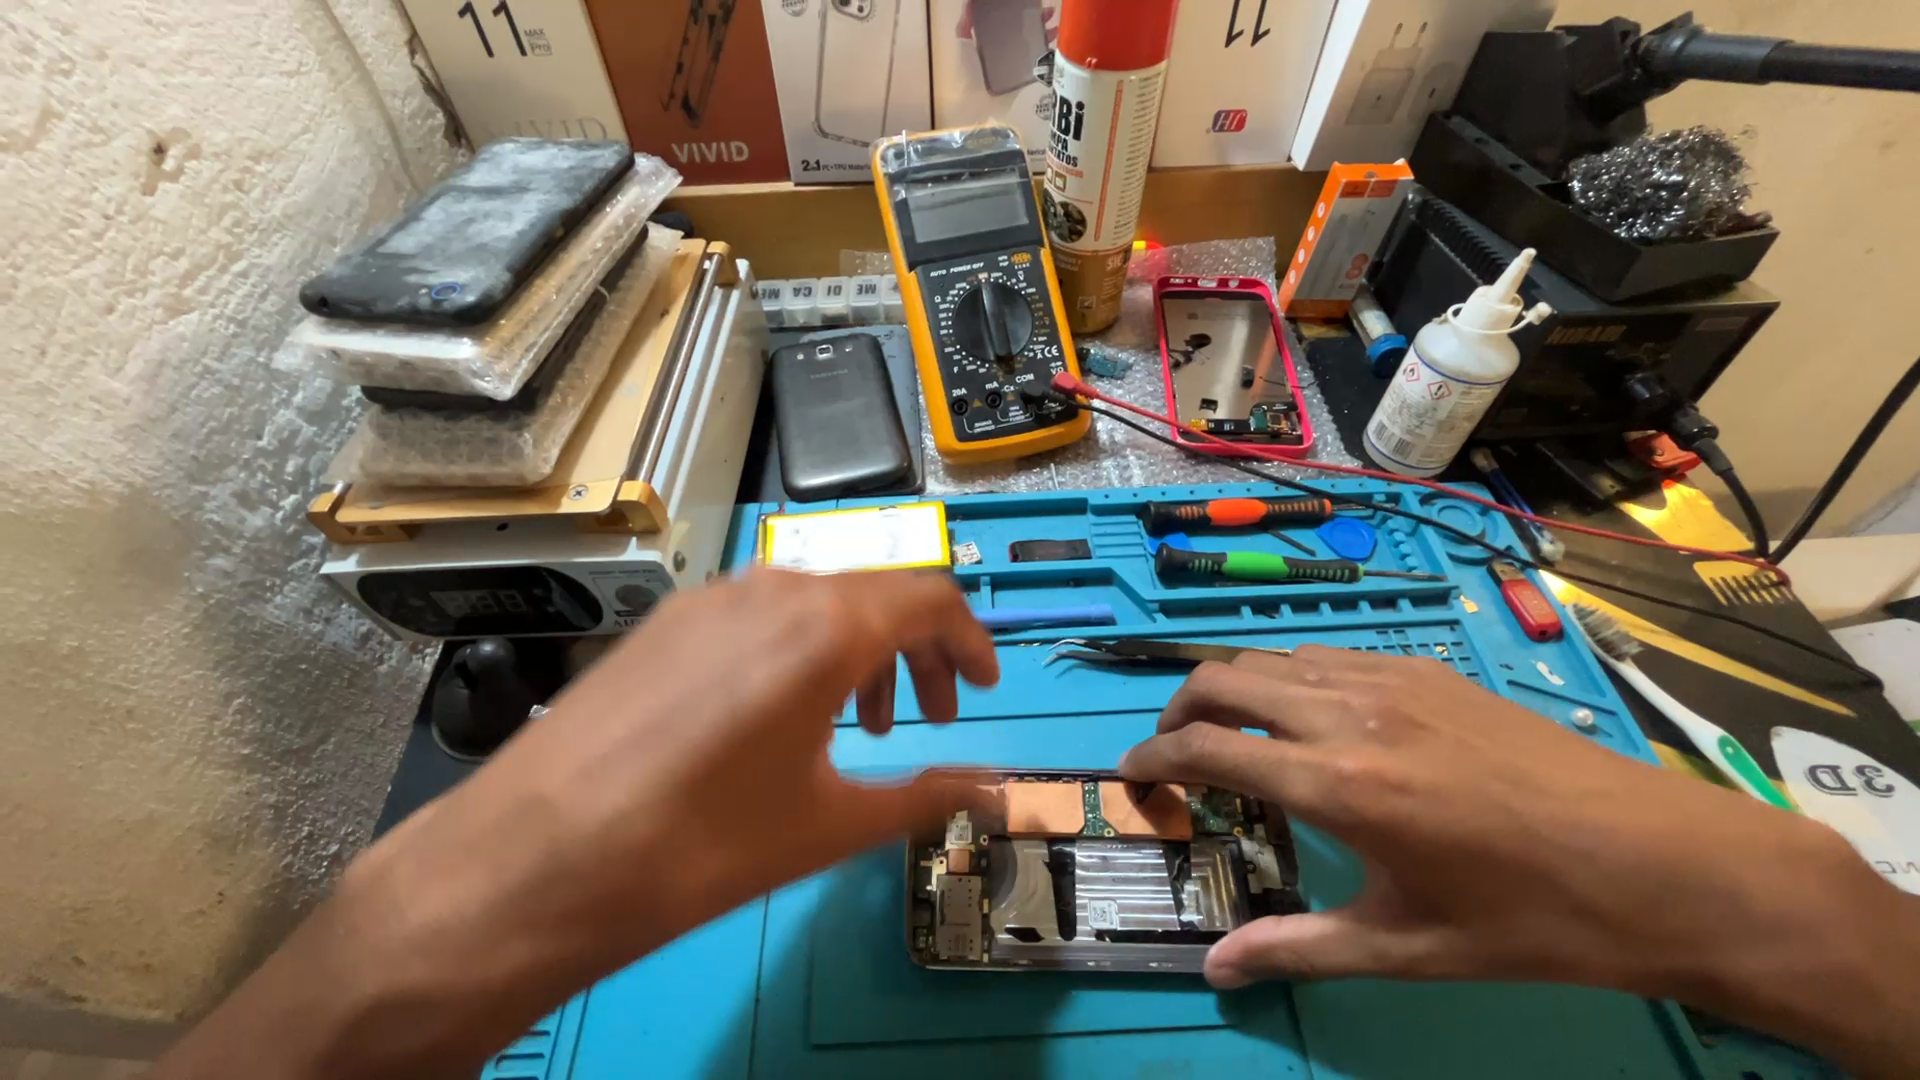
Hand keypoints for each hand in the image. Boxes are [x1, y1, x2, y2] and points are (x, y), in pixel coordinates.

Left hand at [366, 569, 999, 962]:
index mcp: (826, 627)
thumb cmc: (701, 846)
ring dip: (860, 650)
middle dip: (918, 652)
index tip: (983, 686)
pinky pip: (763, 613)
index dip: (970, 641)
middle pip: (878, 594)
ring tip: (854, 725)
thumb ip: (927, 794)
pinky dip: (803, 649)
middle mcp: (774, 588)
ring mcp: (715, 597)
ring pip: (819, 601)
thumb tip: (998, 791)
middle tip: (927, 717)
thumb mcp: (830, 825)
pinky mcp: (671, 618)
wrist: (532, 858)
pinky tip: (779, 713)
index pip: (931, 598)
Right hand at [1120, 647, 1919, 1076]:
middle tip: (1172, 755)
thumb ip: (1296, 948)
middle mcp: (1346, 713)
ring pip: (1268, 658)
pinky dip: (1283, 679)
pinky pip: (1321, 656)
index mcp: (1337, 785)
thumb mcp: (1406, 946)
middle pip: (1221, 679)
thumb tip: (1215, 971)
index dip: (1152, 760)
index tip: (1129, 777)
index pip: (1206, 749)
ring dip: (1229, 691)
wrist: (1667, 863)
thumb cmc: (1530, 919)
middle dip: (1176, 712)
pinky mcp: (1422, 668)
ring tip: (1232, 736)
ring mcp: (1386, 679)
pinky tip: (1306, 719)